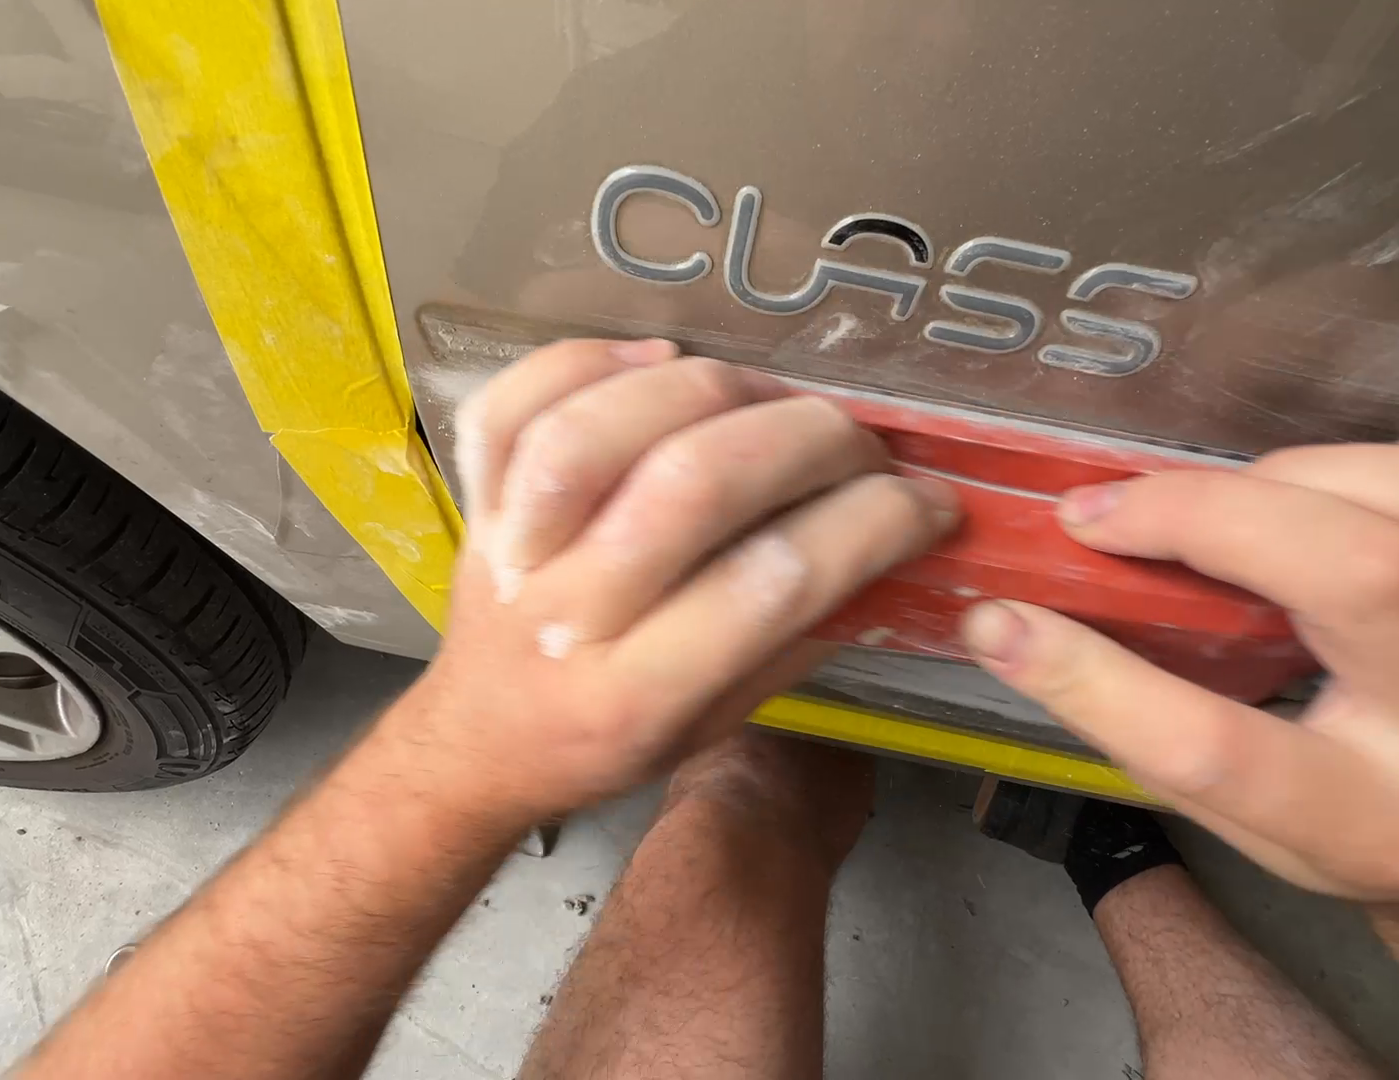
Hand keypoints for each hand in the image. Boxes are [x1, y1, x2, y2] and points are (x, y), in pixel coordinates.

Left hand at [395, 339, 958, 818]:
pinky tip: (655, 360)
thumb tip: (885, 542)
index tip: (925, 500)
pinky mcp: (472, 505)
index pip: (770, 583)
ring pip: (595, 431)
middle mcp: (563, 619)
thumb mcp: (714, 726)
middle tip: (860, 442)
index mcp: (634, 698)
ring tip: (765, 398)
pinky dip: (587, 360)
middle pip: (689, 486)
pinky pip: (510, 406)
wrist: (480, 743)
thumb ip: (793, 640)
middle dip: (806, 442)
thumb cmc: (606, 748)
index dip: (870, 523)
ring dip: (706, 390)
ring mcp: (504, 552)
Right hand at [962, 431, 1398, 900]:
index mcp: (1366, 827)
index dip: (1091, 677)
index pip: (1216, 752)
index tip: (1000, 618)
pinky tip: (1366, 487)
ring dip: (1328, 474)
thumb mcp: (1215, 807)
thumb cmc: (1326, 820)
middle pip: (1371, 581)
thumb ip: (1123, 711)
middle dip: (1209, 519)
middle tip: (1108, 512)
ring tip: (1243, 494)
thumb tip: (1003, 619)